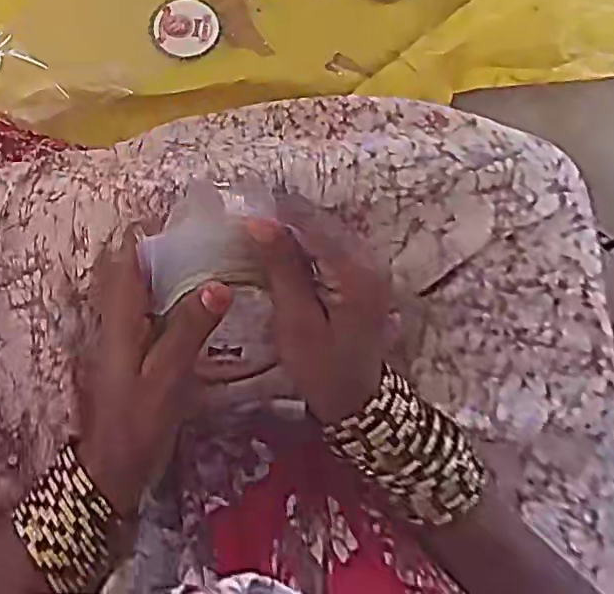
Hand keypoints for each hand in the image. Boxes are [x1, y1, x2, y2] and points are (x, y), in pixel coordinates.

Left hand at [78, 234, 232, 514]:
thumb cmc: (137, 423)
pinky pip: (150, 307)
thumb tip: (218, 284)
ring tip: (209, 260)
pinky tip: (200, 302)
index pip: (129, 257)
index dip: (151, 232)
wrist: (112, 471)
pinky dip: (169, 295)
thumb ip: (190, 329)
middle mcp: (118, 316)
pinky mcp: (132, 349)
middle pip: (136, 267)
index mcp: (121, 315)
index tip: (186, 218)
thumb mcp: (167, 377)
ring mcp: (123, 333)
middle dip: (164, 247)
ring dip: (168, 270)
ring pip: (143, 286)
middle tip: (206, 237)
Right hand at [246, 196, 389, 423]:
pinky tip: (282, 250)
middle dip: (283, 217)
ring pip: (324, 227)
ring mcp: (369, 263)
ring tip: (259, 234)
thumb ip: (281, 267)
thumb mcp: (296, 321)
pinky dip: (305, 240)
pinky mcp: (363, 270)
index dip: (276, 212)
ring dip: (292, 227)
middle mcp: (368, 259)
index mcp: (354, 271)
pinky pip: (330, 241)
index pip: (311, 223)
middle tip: (246, 225)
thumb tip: (259, 221)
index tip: (243, 212)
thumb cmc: (323, 368)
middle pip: (320, 220)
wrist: (360, 402)